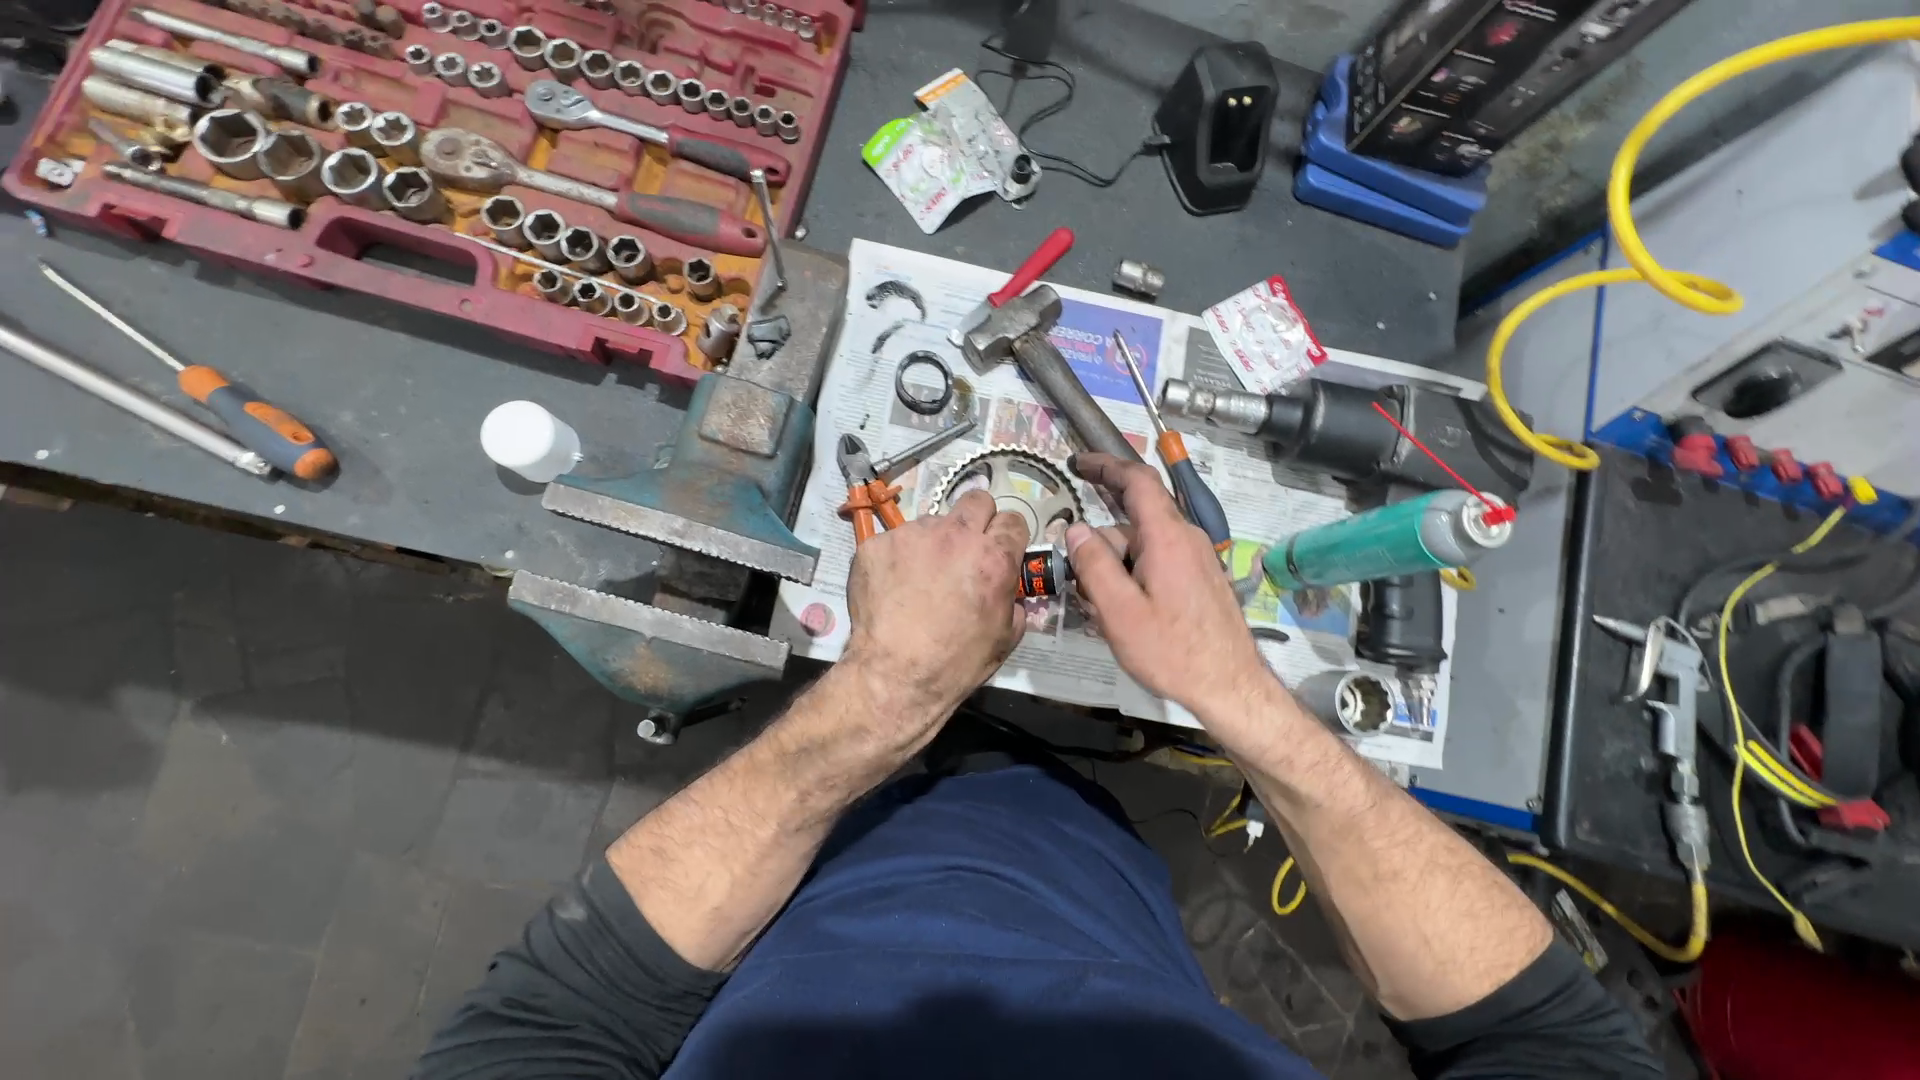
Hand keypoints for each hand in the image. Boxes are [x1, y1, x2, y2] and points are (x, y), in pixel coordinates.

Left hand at [843, 489, 1030, 722]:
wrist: (894, 675)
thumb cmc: (956, 662)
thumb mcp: (1006, 636)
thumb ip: (1014, 600)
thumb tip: (1011, 589)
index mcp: (994, 557)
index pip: (1013, 520)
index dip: (1008, 537)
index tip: (1000, 550)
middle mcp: (955, 535)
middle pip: (976, 501)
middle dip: (977, 520)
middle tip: (966, 549)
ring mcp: (911, 535)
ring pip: (931, 522)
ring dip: (933, 542)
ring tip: (920, 579)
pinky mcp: (876, 544)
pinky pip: (894, 540)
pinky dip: (897, 558)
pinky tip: (892, 587)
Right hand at [1065, 453, 1278, 724]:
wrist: (1230, 686)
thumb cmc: (1172, 651)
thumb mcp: (1119, 611)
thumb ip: (1094, 564)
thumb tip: (1076, 529)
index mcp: (1166, 537)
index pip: (1137, 481)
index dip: (1105, 465)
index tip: (1077, 462)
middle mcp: (1185, 538)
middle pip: (1130, 523)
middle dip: (1100, 548)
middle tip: (1082, 588)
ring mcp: (1195, 559)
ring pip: (1141, 548)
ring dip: (1115, 571)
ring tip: (1105, 615)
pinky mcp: (1198, 579)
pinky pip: (1156, 564)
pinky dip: (1133, 580)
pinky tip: (1126, 616)